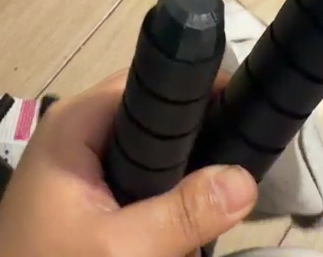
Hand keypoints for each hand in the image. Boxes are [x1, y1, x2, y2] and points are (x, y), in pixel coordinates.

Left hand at [0, 72, 257, 256]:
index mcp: (77, 121)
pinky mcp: (80, 194)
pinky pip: (133, 177)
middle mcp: (76, 129)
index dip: (197, 91)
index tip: (244, 107)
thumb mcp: (120, 249)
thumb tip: (246, 179)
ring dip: (180, 171)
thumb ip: (182, 213)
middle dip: (194, 137)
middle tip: (244, 156)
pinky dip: (160, 193)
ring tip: (227, 186)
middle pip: (151, 116)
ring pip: (146, 150)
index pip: (148, 82)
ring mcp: (76, 163)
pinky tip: (189, 213)